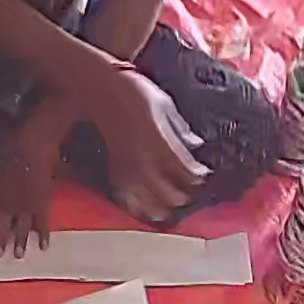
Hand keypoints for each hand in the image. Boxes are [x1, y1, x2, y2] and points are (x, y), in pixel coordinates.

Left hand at [0, 130, 58, 257]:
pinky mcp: (42, 205)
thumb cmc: (9, 156)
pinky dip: (43, 235)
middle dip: (1, 241)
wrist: (32, 149)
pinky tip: (43, 247)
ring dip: (20, 242)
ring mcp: (27, 207)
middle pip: (5, 227)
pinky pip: (43, 224)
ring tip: (18, 256)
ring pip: (22, 228)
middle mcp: (10, 206)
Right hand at [93, 68, 208, 224]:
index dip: (197, 176)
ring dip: (162, 208)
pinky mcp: (115, 172)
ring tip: (170, 210)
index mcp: (160, 143)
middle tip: (188, 193)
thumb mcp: (164, 103)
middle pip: (169, 193)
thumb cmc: (134, 92)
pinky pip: (128, 198)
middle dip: (182, 195)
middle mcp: (144, 161)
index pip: (185, 170)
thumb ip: (180, 128)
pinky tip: (146, 211)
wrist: (100, 92)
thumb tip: (196, 145)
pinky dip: (139, 207)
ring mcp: (128, 169)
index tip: (203, 174)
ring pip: (149, 201)